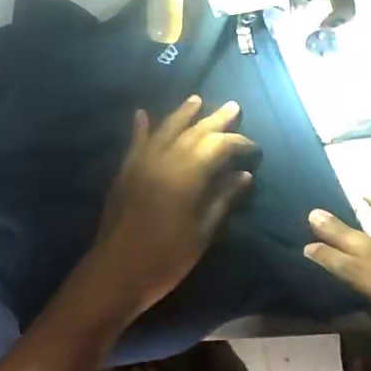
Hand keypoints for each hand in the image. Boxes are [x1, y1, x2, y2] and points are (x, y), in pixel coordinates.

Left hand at [82, 97, 256, 319]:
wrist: (117, 270)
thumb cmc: (167, 257)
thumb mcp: (203, 231)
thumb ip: (222, 199)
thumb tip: (243, 175)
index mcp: (187, 173)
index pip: (218, 146)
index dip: (238, 144)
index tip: (254, 150)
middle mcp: (163, 159)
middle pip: (192, 132)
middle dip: (214, 120)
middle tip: (233, 107)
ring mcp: (140, 162)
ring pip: (164, 130)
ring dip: (181, 114)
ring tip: (196, 100)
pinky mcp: (124, 172)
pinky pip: (135, 142)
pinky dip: (140, 127)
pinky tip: (141, 114)